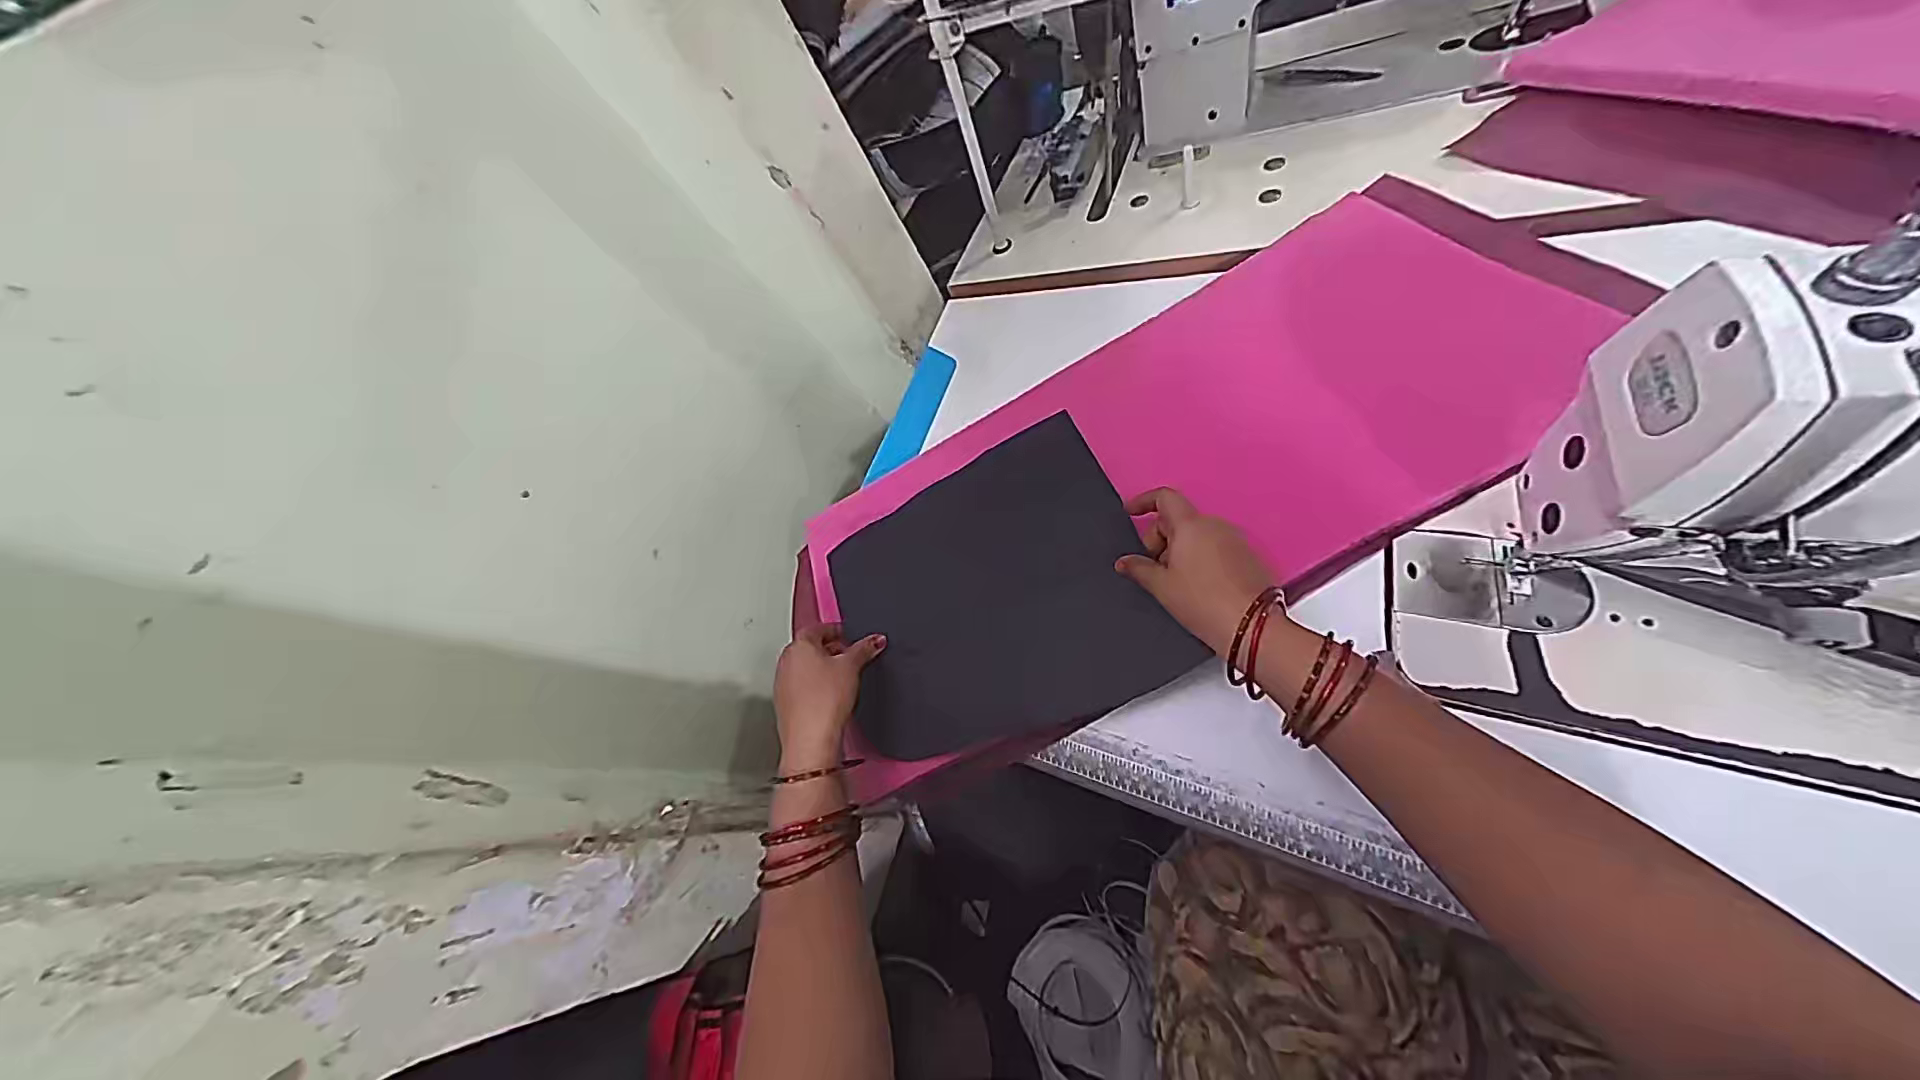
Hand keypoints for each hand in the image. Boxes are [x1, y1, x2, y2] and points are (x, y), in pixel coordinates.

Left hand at [774, 623, 886, 767]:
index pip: (819, 628)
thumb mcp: (852, 667)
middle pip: (811, 647)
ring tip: (842, 678)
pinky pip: (802, 686)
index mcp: (799, 645)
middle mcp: (786, 661)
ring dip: (823, 668)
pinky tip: (831, 696)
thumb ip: (864, 649)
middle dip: (831, 650)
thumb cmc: (823, 702)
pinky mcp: (786, 702)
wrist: (810, 739)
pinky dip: (816, 686)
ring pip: (806, 667)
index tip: (850, 637)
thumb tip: (874, 641)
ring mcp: (783, 683)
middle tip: (850, 656)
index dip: (838, 631)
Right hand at [1114, 487, 1276, 656]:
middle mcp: (1215, 525)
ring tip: (1176, 583)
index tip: (1131, 513)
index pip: (1164, 497)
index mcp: (1190, 525)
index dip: (1144, 502)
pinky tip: (1198, 586)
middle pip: (1178, 520)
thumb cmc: (1205, 603)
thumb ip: (1138, 568)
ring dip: (1180, 551)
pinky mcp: (1247, 556)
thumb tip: (1125, 562)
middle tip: (1153, 568)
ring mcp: (1234, 539)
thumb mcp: (1161, 586)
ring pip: (1196, 535)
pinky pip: (1215, 547)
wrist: (1251, 626)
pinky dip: (1200, 559)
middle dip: (1160, 539)